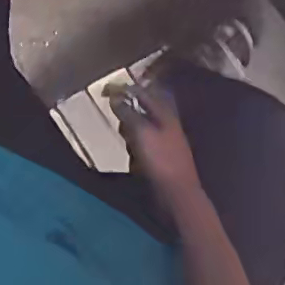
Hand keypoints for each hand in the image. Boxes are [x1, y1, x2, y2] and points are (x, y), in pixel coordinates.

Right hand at [115, 83, 203, 206]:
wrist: (179, 195)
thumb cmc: (160, 159)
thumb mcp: (140, 131)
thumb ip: (127, 112)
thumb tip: (115, 97)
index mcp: (164, 112)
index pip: (141, 91)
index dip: (123, 88)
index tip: (105, 91)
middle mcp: (166, 122)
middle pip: (141, 107)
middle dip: (127, 111)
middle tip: (117, 118)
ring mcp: (165, 139)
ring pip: (141, 125)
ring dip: (130, 130)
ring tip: (127, 141)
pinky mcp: (161, 155)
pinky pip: (143, 143)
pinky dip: (135, 145)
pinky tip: (132, 156)